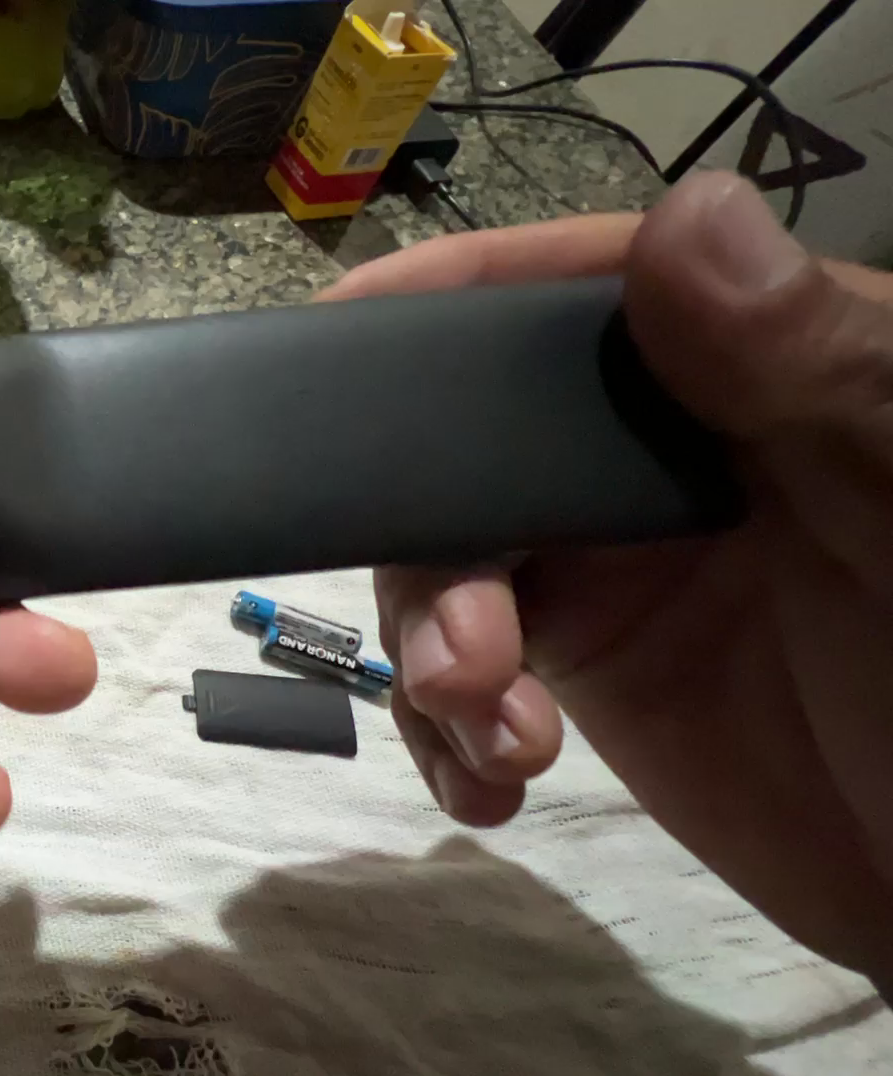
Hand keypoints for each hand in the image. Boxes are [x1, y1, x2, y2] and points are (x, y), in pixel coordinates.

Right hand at [322, 173, 892, 985]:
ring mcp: (576, 574)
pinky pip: (448, 681)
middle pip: (450, 473)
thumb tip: (680, 219)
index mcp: (715, 394)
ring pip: (429, 583)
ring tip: (494, 737)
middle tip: (462, 658)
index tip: (342, 318)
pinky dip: (444, 734)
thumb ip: (810, 368)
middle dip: (432, 567)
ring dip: (435, 665)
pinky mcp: (552, 668)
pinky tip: (486, 782)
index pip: (566, 308)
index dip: (451, 294)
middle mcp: (620, 474)